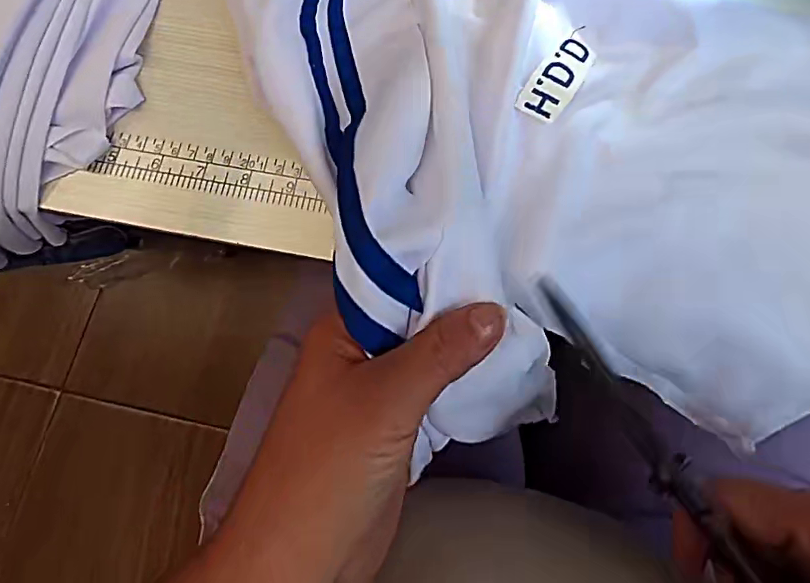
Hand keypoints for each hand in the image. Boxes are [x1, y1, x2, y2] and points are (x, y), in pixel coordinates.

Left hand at [172, 302, 505, 582]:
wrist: (303, 559)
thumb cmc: (316, 476)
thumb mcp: (384, 400)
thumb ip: (438, 354)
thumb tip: (486, 315)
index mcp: (341, 330)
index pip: (392, 282)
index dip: (433, 270)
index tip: (476, 256)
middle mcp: (357, 354)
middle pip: (414, 318)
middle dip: (455, 310)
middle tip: (502, 292)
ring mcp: (376, 392)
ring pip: (427, 357)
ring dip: (461, 350)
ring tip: (506, 329)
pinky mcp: (393, 428)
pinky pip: (433, 394)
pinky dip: (459, 387)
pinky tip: (488, 378)